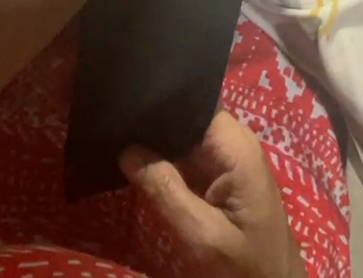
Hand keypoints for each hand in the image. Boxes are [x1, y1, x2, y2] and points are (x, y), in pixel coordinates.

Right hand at [120, 111, 307, 277]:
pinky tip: (138, 157)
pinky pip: (190, 154)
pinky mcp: (223, 176)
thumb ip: (166, 191)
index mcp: (236, 146)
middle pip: (190, 114)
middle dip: (156, 119)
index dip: (163, 101)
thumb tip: (128, 149)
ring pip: (187, 134)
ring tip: (119, 133)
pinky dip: (167, 157)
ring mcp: (230, 159)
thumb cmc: (246, 267)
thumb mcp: (203, 236)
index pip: (196, 101)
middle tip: (116, 122)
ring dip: (159, 138)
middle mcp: (236, 142)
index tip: (128, 103)